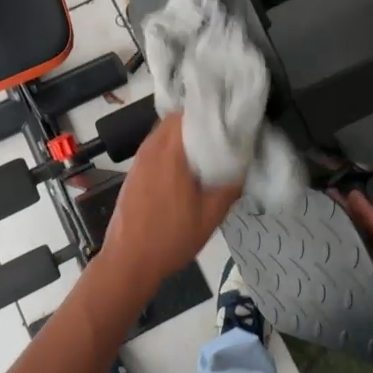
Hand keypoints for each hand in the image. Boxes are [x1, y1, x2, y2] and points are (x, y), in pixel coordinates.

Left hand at [100, 113, 242, 286]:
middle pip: (175, 120)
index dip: (210, 112)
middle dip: (198, 123)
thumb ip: (229, 187)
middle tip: (222, 135)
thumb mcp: (210, 217)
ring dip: (184, 136)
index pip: (188, 114)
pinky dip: (171, 149)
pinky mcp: (134, 172)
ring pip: (163, 134)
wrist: (129, 260)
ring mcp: (139, 160)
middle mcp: (150, 148)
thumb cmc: (170, 238)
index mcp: (169, 152)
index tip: (230, 119)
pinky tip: (186, 169)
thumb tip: (243, 166)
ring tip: (207, 151)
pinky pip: (155, 148)